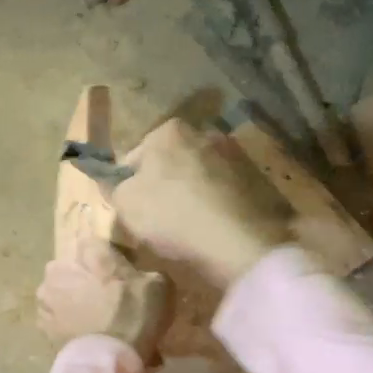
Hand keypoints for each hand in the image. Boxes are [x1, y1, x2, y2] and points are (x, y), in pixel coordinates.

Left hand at [36, 238, 173, 364]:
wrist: (109, 358)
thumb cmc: (134, 313)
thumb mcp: (157, 285)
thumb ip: (144, 272)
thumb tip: (140, 276)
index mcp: (87, 250)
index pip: (94, 245)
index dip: (108, 259)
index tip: (121, 274)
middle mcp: (59, 267)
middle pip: (73, 269)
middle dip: (85, 280)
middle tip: (107, 299)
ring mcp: (45, 297)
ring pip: (60, 294)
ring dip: (71, 302)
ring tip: (94, 321)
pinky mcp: (42, 324)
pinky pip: (56, 318)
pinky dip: (66, 323)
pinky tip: (84, 334)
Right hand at [111, 119, 295, 285]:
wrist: (236, 242)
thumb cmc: (171, 214)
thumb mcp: (125, 203)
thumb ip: (115, 187)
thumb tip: (118, 183)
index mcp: (169, 131)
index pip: (136, 156)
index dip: (129, 183)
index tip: (132, 207)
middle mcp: (205, 132)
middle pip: (171, 162)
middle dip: (164, 183)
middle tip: (159, 217)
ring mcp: (236, 155)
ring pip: (199, 176)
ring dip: (192, 193)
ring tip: (188, 225)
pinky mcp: (258, 180)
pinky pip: (224, 191)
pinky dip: (216, 204)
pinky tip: (212, 227)